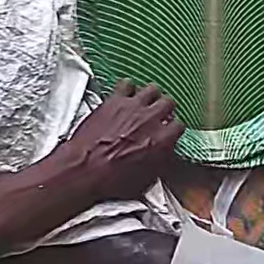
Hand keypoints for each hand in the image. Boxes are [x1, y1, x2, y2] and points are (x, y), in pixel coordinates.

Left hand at [52, 79, 183, 201]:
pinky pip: (127, 83)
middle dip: (165, 108)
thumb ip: (160, 161)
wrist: (85, 169)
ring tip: (145, 101)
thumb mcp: (146, 179)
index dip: (173, 128)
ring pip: (152, 89)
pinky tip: (125, 94)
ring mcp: (133, 106)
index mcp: (162, 140)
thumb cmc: (112, 179)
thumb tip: (164, 155)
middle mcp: (151, 119)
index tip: (168, 130)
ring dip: (150, 95)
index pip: (179, 126)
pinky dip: (128, 88)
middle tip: (159, 113)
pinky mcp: (114, 100)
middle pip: (169, 102)